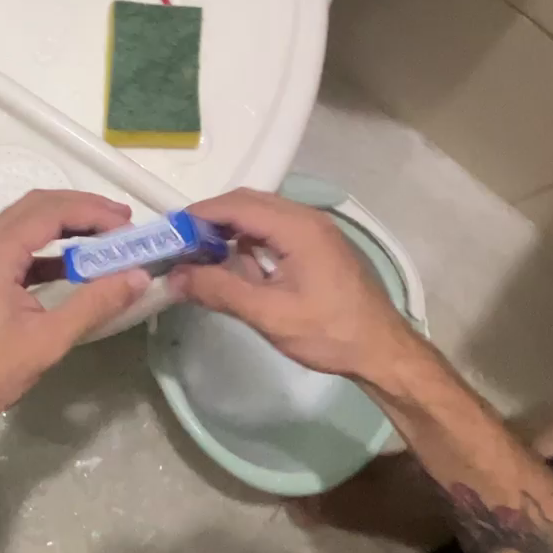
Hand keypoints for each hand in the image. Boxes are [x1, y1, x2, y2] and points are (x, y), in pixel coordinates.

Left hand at [0, 190, 147, 437]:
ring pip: (24, 223)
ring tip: (103, 237)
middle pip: (35, 206)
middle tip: (122, 222)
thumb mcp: (48, 340)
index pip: (50, 212)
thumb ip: (95, 304)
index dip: (92, 211)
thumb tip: (138, 278)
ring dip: (64, 224)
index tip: (127, 224)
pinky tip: (72, 266)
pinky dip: (47, 248)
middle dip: (81, 208)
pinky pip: (15, 246)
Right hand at [168, 189, 425, 381]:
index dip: (199, 215)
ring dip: (230, 227)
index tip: (170, 233)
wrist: (382, 350)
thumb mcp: (269, 315)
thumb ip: (220, 290)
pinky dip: (249, 237)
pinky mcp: (319, 244)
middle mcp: (307, 217)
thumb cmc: (329, 333)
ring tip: (202, 254)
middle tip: (181, 244)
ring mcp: (316, 229)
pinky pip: (275, 227)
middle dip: (211, 219)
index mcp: (297, 227)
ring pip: (261, 213)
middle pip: (248, 202)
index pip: (237, 205)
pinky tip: (236, 263)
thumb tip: (175, 277)